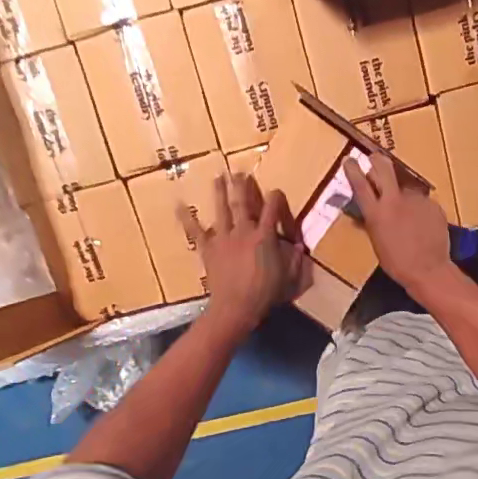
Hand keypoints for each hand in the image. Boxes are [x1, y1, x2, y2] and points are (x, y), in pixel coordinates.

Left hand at [182, 173, 309, 336]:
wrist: (236, 306)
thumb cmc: (265, 294)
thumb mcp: (289, 278)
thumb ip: (295, 261)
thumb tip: (298, 247)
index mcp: (265, 235)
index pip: (273, 207)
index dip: (276, 198)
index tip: (276, 194)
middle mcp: (243, 230)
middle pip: (243, 202)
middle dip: (242, 186)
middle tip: (239, 172)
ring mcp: (224, 238)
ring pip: (221, 210)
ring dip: (220, 192)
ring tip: (218, 177)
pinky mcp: (208, 249)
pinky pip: (196, 232)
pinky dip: (187, 219)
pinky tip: (179, 206)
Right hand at [343, 151, 457, 299]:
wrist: (428, 269)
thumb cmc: (396, 262)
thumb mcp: (377, 241)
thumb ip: (374, 221)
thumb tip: (370, 211)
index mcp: (376, 213)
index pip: (360, 184)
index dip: (352, 170)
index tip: (349, 159)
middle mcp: (394, 200)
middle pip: (384, 169)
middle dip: (377, 160)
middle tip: (374, 157)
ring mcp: (416, 200)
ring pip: (405, 187)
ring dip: (402, 194)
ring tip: (406, 213)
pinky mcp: (433, 204)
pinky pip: (422, 202)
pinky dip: (419, 209)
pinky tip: (421, 223)